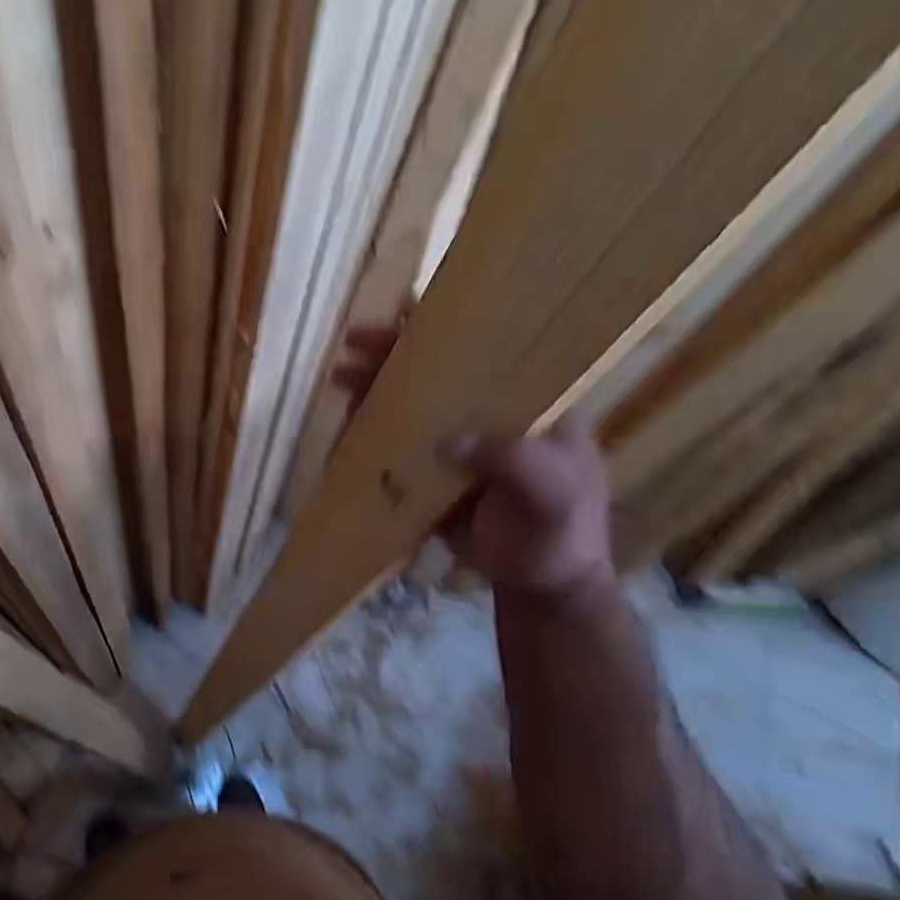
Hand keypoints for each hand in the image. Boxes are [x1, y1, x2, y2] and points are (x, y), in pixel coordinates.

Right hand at [330, 315, 614, 598]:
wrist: (540, 588)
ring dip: (377, 394)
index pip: (492, 351)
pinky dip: (372, 438)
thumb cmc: (559, 536)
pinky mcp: (436, 477)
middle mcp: (492, 416)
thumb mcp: (552, 497)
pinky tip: (346, 432)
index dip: (451, 328)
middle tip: (353, 347)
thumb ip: (514, 463)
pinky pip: (400, 449)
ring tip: (341, 382)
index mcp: (533, 405)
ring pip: (414, 410)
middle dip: (396, 357)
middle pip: (440, 375)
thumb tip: (448, 441)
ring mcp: (461, 447)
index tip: (407, 312)